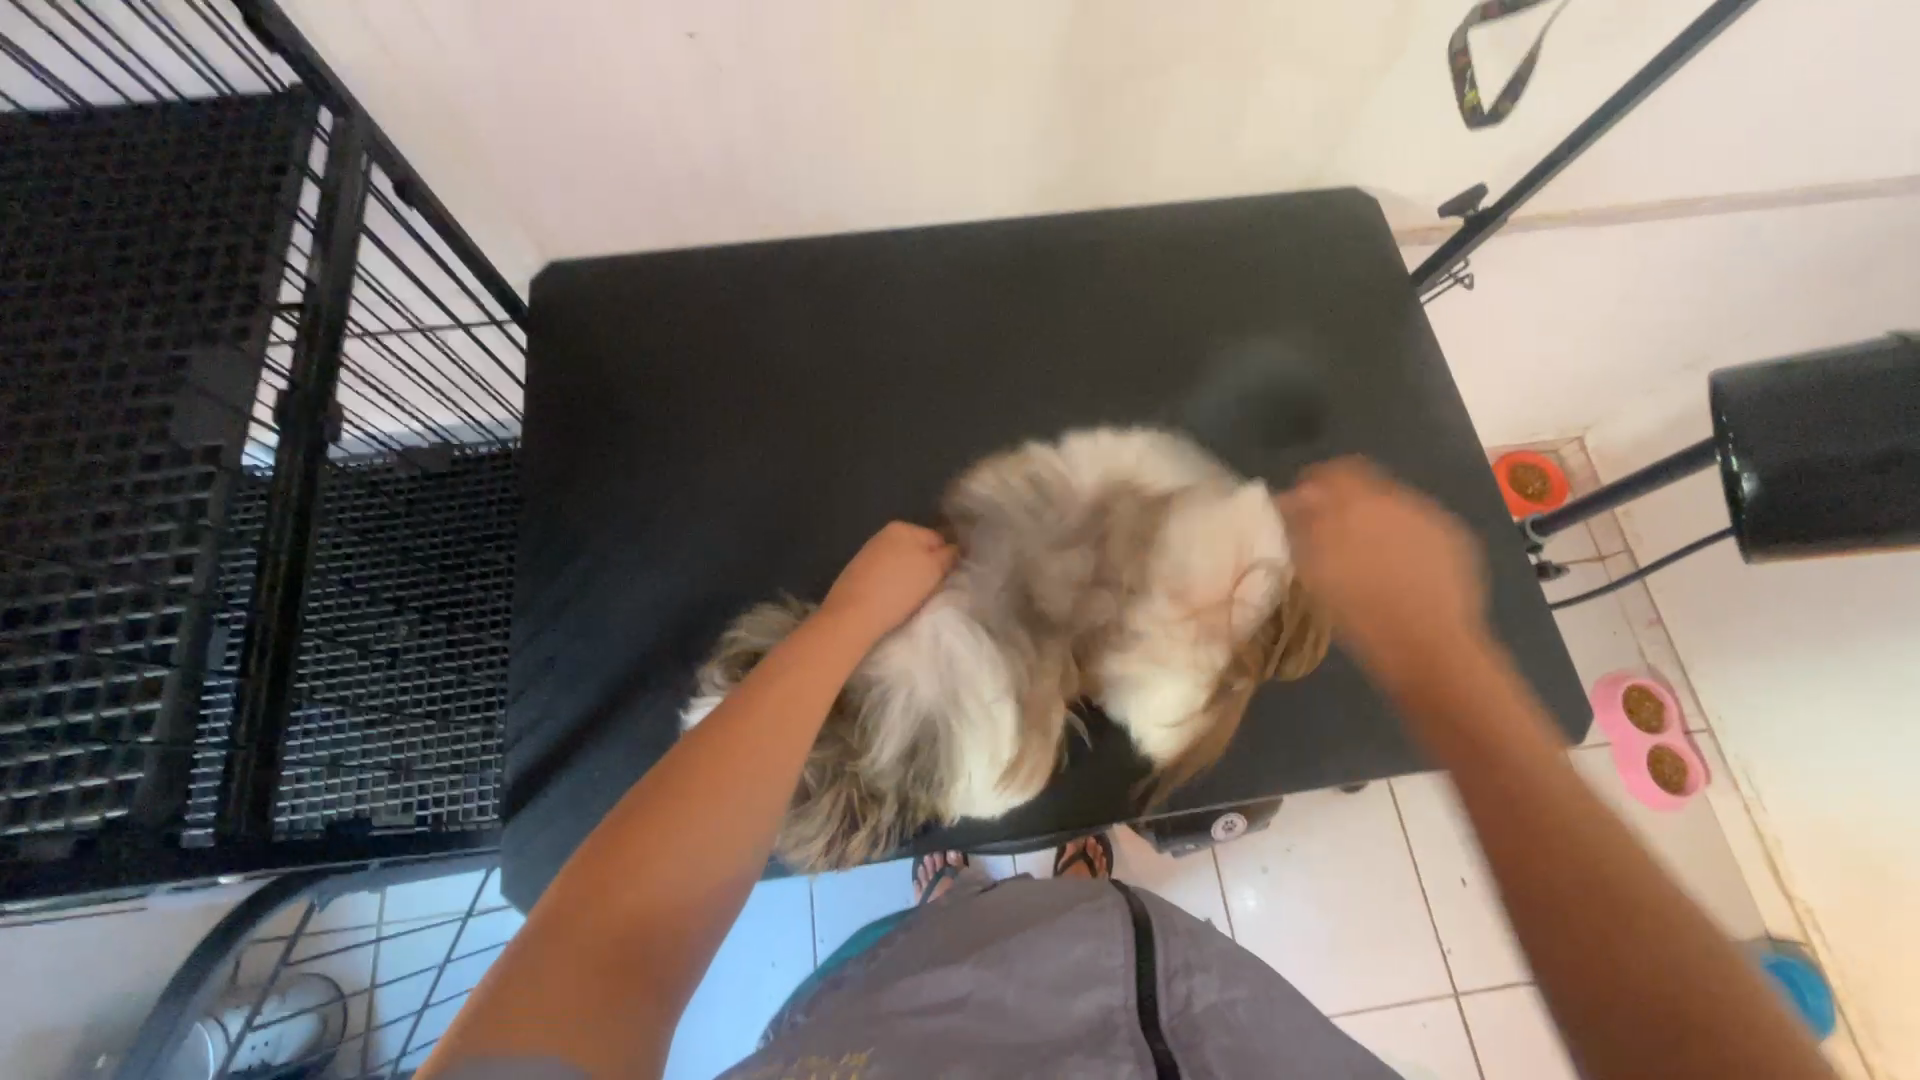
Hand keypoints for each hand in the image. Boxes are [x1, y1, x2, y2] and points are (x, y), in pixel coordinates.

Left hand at [818, 522, 956, 641]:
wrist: (854, 614)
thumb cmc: (899, 588)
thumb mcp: (933, 569)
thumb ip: (948, 555)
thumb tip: (956, 548)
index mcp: (903, 527)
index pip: (938, 539)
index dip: (947, 558)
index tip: (947, 578)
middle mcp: (884, 534)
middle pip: (918, 550)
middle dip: (927, 566)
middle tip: (931, 589)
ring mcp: (869, 553)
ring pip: (902, 562)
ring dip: (910, 576)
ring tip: (911, 596)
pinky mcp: (858, 572)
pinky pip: (886, 574)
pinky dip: (892, 583)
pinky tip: (892, 598)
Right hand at [1276, 457, 1488, 684]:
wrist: (1430, 648)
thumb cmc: (1360, 616)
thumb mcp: (1315, 571)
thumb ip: (1301, 526)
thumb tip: (1289, 499)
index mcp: (1357, 502)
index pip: (1330, 473)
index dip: (1311, 486)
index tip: (1297, 507)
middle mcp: (1396, 498)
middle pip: (1362, 483)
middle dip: (1342, 501)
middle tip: (1326, 531)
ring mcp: (1429, 516)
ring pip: (1390, 503)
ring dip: (1371, 519)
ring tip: (1361, 553)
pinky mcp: (1452, 537)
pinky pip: (1416, 524)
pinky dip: (1399, 536)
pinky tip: (1395, 567)